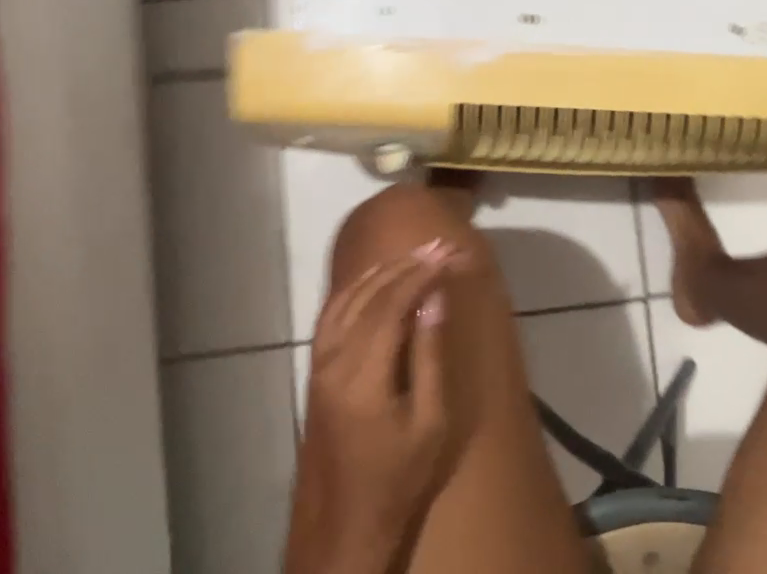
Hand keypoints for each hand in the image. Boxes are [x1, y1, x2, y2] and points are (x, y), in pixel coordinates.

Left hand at [294, 242, 459, 563]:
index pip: (392, 305)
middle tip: (439, 245)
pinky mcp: (317, 371)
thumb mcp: (430, 421)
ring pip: (346, 301)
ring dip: (380, 272)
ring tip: (414, 254)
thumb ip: (429, 356)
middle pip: (369, 296)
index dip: (421, 274)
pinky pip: (332, 316)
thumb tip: (435, 299)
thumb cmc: (399, 475)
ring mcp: (320, 365)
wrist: (348, 520)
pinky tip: (375, 280)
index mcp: (363, 376)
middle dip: (406, 266)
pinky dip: (355, 290)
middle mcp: (334, 361)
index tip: (450, 253)